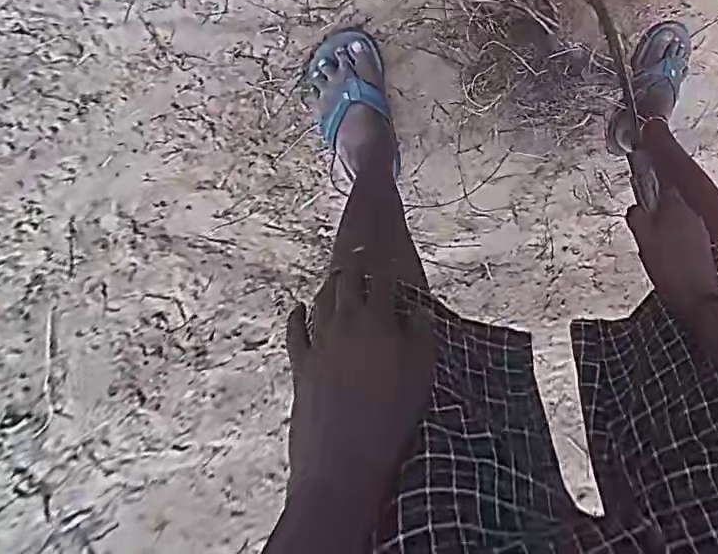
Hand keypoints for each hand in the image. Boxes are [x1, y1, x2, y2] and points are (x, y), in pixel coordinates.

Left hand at [283, 269, 434, 505]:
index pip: (381, 280)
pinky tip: (298, 308)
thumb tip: (417, 312)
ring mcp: (319, 343)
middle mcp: (346, 322)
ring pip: (322, 300)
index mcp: (377, 319)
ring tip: (337, 277)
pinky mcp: (301, 366)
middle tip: (358, 255)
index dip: (383, 264)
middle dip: (354, 265)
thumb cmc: (390, 417)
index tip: (385, 254)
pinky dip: (297, 316)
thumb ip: (422, 334)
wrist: (342, 464)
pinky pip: (295, 332)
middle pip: (346, 281)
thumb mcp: (422, 373)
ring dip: (330, 285)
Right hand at [625, 175, 717, 318]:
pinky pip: (687, 235)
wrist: (694, 297)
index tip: (641, 204)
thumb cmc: (667, 267)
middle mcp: (692, 215)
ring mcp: (701, 231)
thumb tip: (635, 208)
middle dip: (658, 214)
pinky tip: (668, 258)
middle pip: (671, 205)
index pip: (663, 188)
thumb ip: (636, 217)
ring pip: (679, 221)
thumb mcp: (643, 239)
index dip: (650, 194)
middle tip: (645, 231)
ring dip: (667, 228)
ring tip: (656, 248)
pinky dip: (677, 240)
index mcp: (676, 208)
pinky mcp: (705, 246)